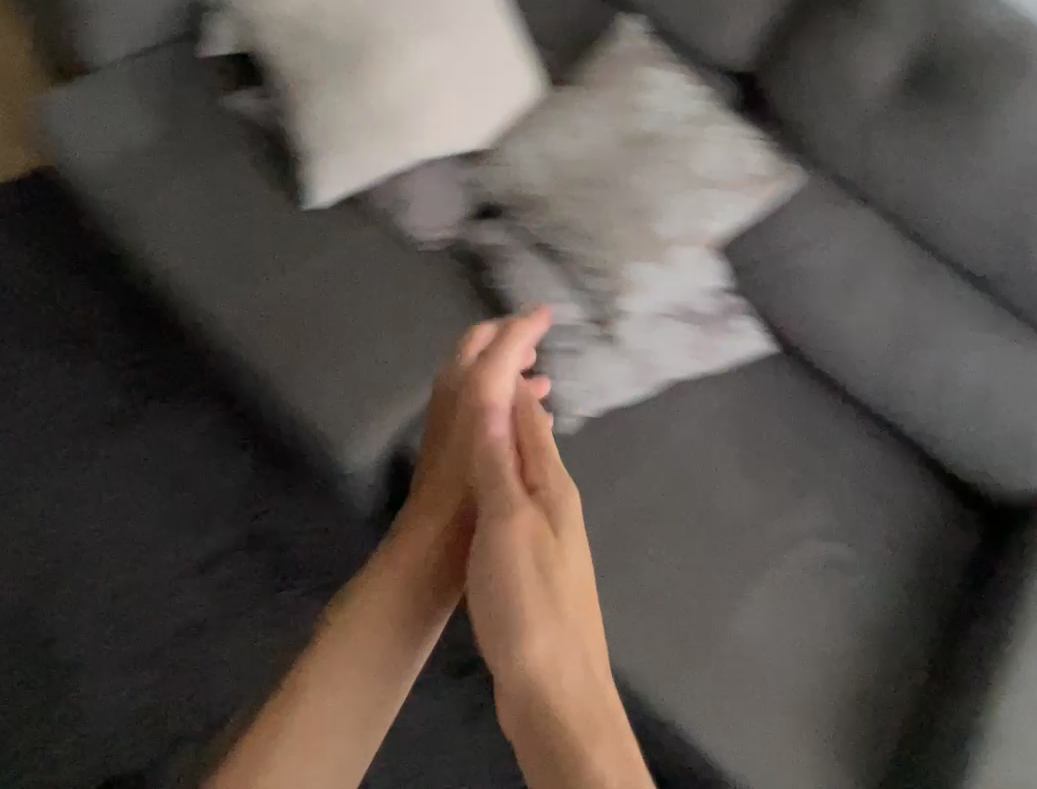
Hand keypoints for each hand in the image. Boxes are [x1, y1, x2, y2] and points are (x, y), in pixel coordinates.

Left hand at [400, 307, 553, 540]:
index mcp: (466, 385)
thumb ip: (507, 366)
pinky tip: (530, 419)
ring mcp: (452, 421)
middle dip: (510, 338)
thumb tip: (528, 341)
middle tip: (541, 340)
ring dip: (509, 368)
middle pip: (480, 350)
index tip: (549, 313)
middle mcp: (454, 395)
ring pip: (481, 378)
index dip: (523, 323)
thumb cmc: (467, 481)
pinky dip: (505, 397)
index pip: (495, 338)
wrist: (431, 545)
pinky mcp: (455, 447)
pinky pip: (483, 404)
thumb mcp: (488, 410)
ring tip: (542, 377)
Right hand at [466, 373, 653, 788]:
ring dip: (504, 444)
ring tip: (480, 425)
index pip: (527, 417)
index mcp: (551, 483)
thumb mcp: (506, 523)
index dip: (510, 380)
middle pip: (530, 440)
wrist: (556, 689)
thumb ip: (499, 460)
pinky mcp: (535, 566)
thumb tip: (498, 390)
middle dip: (508, 406)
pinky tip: (488, 496)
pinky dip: (500, 485)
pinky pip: (517, 507)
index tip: (492, 346)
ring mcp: (549, 536)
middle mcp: (556, 500)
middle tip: (480, 377)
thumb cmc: (528, 601)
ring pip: (524, 473)